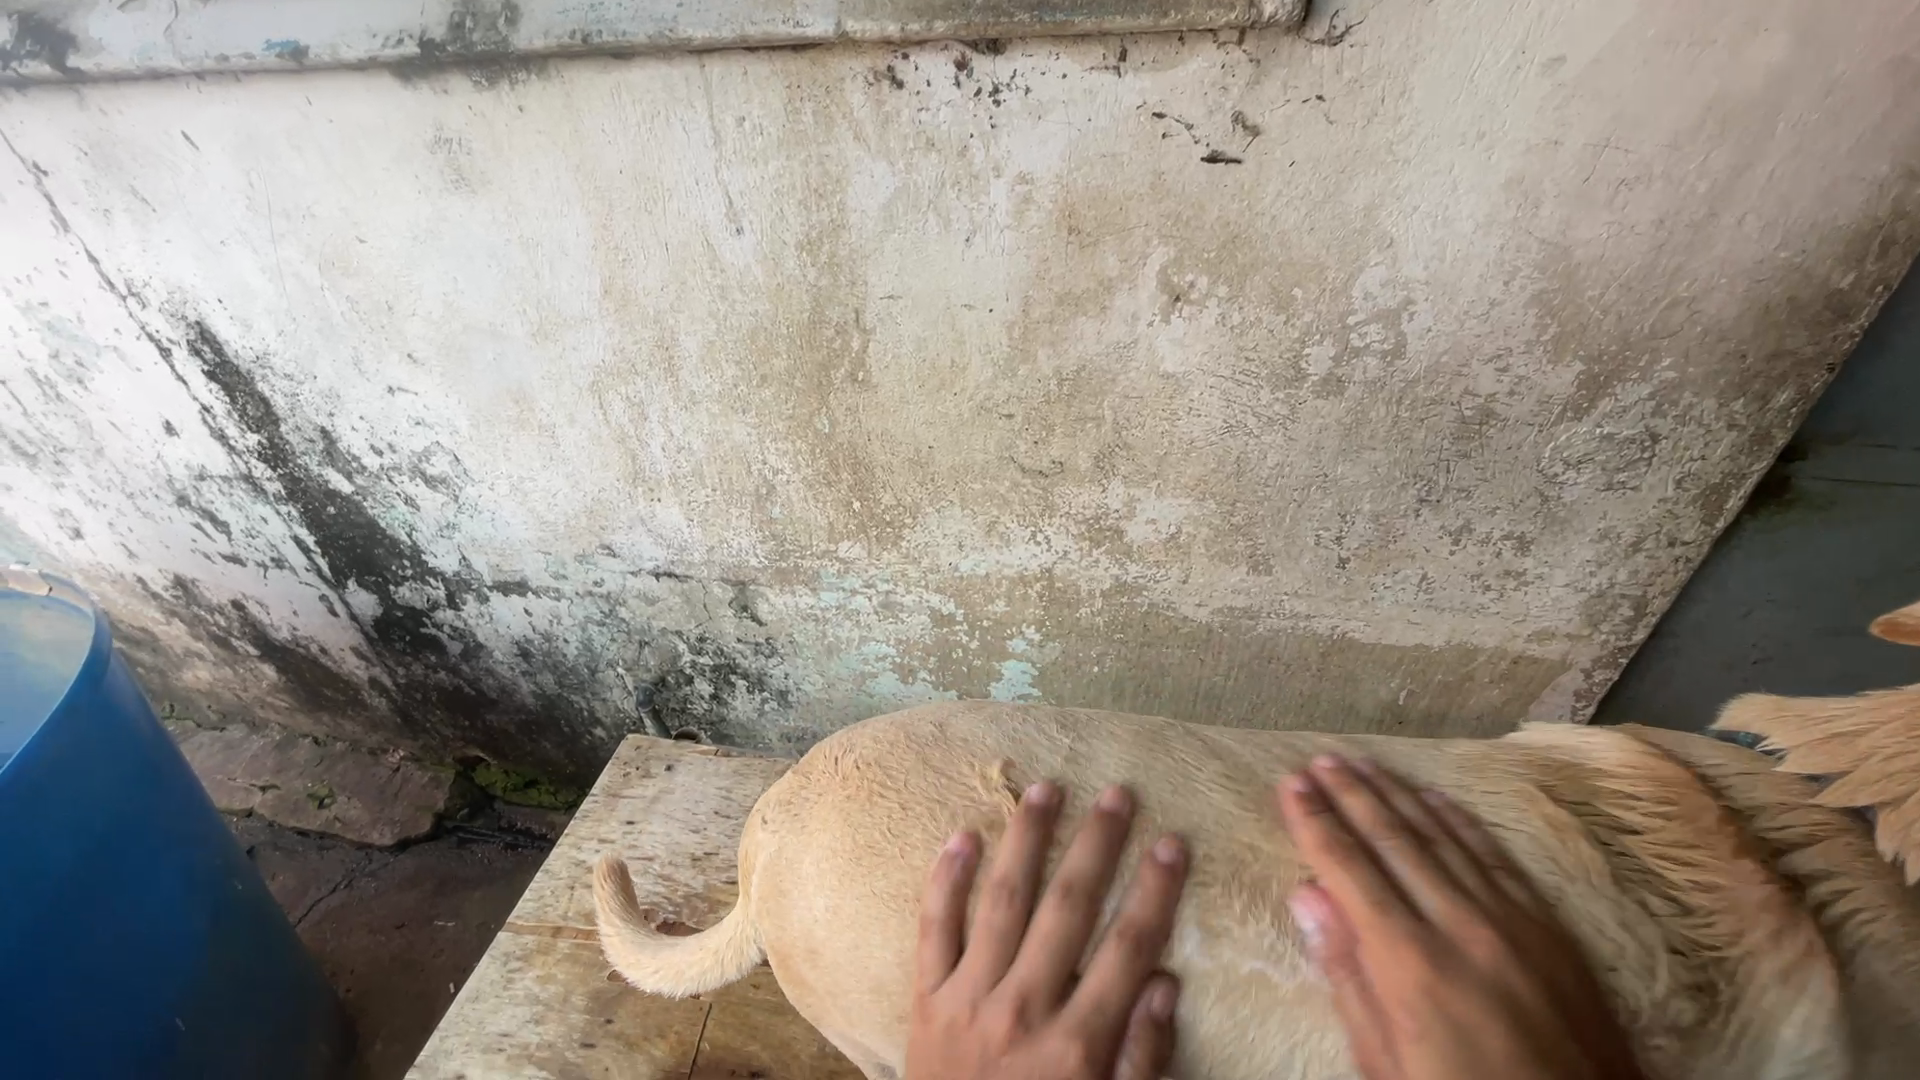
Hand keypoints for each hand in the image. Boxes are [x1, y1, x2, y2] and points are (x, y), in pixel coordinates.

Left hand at [906, 781, 1188, 1079]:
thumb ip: (1142, 1059)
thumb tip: (1165, 981)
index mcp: (1076, 1044)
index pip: (1128, 947)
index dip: (1154, 891)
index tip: (1172, 841)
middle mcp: (1023, 1008)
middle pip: (1068, 908)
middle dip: (1097, 846)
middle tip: (1117, 794)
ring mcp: (968, 999)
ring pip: (1002, 900)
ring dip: (1026, 840)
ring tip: (1045, 790)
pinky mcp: (925, 999)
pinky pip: (933, 928)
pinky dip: (945, 880)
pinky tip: (962, 834)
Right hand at [1277, 755, 1645, 1079]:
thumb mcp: (1385, 1063)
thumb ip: (1347, 974)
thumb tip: (1307, 894)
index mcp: (1409, 963)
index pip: (1347, 868)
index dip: (1314, 821)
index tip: (1290, 786)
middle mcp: (1459, 929)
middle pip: (1391, 841)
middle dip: (1348, 795)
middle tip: (1319, 760)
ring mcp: (1511, 924)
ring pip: (1440, 838)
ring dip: (1394, 795)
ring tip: (1360, 763)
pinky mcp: (1550, 931)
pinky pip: (1496, 858)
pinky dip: (1459, 822)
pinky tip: (1433, 796)